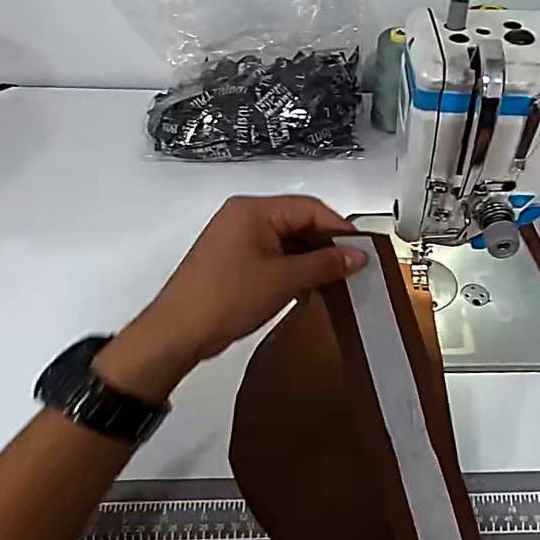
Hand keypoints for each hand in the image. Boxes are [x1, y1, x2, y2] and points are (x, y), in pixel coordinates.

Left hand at [93, 195, 366, 401]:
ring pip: (285, 240)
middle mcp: (242, 217)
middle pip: (298, 221)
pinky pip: (271, 255)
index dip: (339, 228)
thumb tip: (355, 255)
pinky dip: (291, 268)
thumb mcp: (286, 279)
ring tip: (331, 280)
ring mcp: (235, 238)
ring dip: (309, 259)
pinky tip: (306, 287)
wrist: (178, 332)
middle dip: (325, 244)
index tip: (361, 250)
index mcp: (253, 210)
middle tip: (350, 267)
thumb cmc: (223, 299)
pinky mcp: (232, 259)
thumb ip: (326, 263)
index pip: (310, 207)